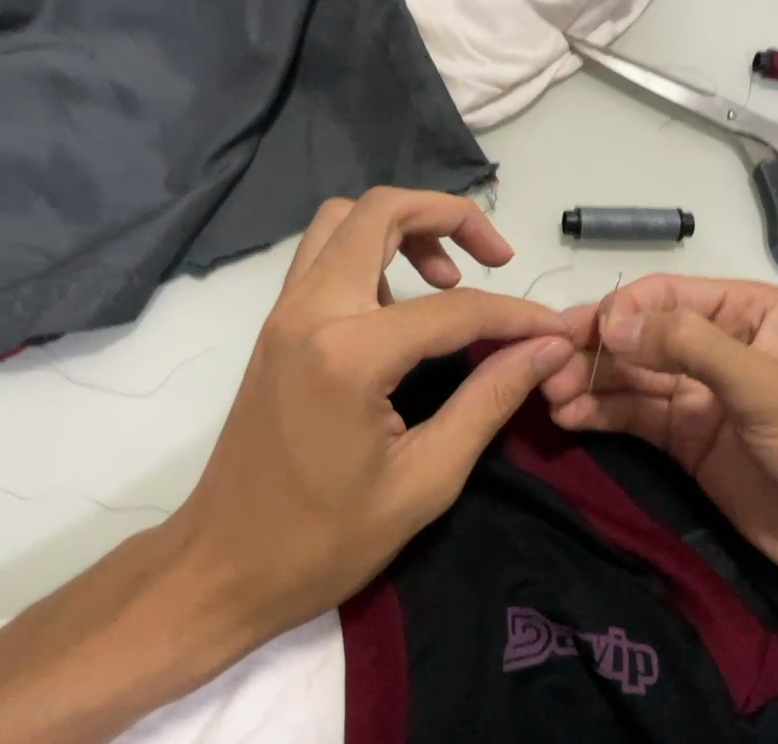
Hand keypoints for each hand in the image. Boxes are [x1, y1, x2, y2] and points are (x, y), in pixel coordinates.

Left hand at [174, 189, 575, 642]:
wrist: (222, 567)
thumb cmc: (324, 540)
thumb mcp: (425, 480)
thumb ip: (488, 399)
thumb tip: (546, 349)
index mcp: (349, 354)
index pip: (455, 309)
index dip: (516, 315)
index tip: (555, 331)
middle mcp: (310, 310)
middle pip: (381, 210)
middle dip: (450, 216)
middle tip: (497, 258)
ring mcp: (284, 312)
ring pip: (343, 219)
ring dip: (403, 226)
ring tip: (449, 277)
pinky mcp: (276, 326)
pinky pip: (324, 254)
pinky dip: (370, 251)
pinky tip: (402, 304)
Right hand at [540, 275, 777, 597]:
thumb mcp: (764, 386)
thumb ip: (688, 346)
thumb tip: (610, 323)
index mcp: (745, 311)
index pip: (664, 295)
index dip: (618, 311)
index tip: (578, 336)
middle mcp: (716, 343)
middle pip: (639, 334)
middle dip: (594, 348)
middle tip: (548, 370)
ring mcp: (697, 393)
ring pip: (629, 376)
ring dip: (588, 382)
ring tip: (550, 396)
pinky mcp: (685, 438)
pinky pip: (633, 416)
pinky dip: (599, 414)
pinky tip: (568, 417)